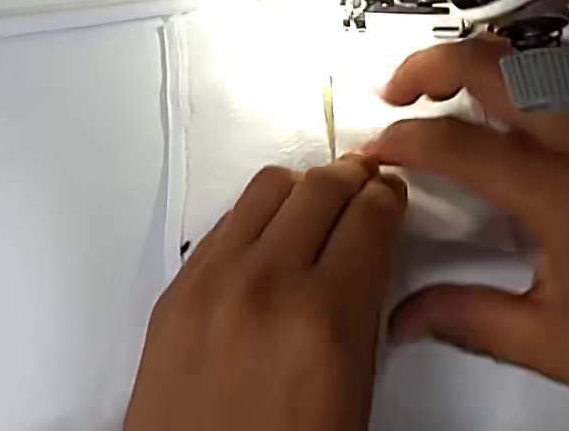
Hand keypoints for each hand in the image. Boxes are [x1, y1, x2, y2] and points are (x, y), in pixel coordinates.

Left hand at [125, 156, 407, 430]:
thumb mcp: (351, 392)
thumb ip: (363, 308)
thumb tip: (368, 246)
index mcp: (324, 323)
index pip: (369, 218)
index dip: (387, 197)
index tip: (391, 192)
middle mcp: (267, 288)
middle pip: (322, 186)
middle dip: (353, 176)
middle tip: (364, 179)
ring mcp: (214, 282)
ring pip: (270, 185)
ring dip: (304, 184)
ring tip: (317, 197)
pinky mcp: (177, 287)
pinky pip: (227, 218)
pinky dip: (258, 212)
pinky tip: (271, 229)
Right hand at [361, 36, 568, 419]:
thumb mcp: (561, 344)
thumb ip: (471, 319)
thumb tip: (401, 316)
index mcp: (561, 194)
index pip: (457, 144)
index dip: (401, 140)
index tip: (371, 151)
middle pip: (484, 62)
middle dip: (423, 67)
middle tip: (393, 95)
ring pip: (520, 45)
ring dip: (468, 55)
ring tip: (439, 83)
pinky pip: (556, 54)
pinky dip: (514, 55)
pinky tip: (503, 84)